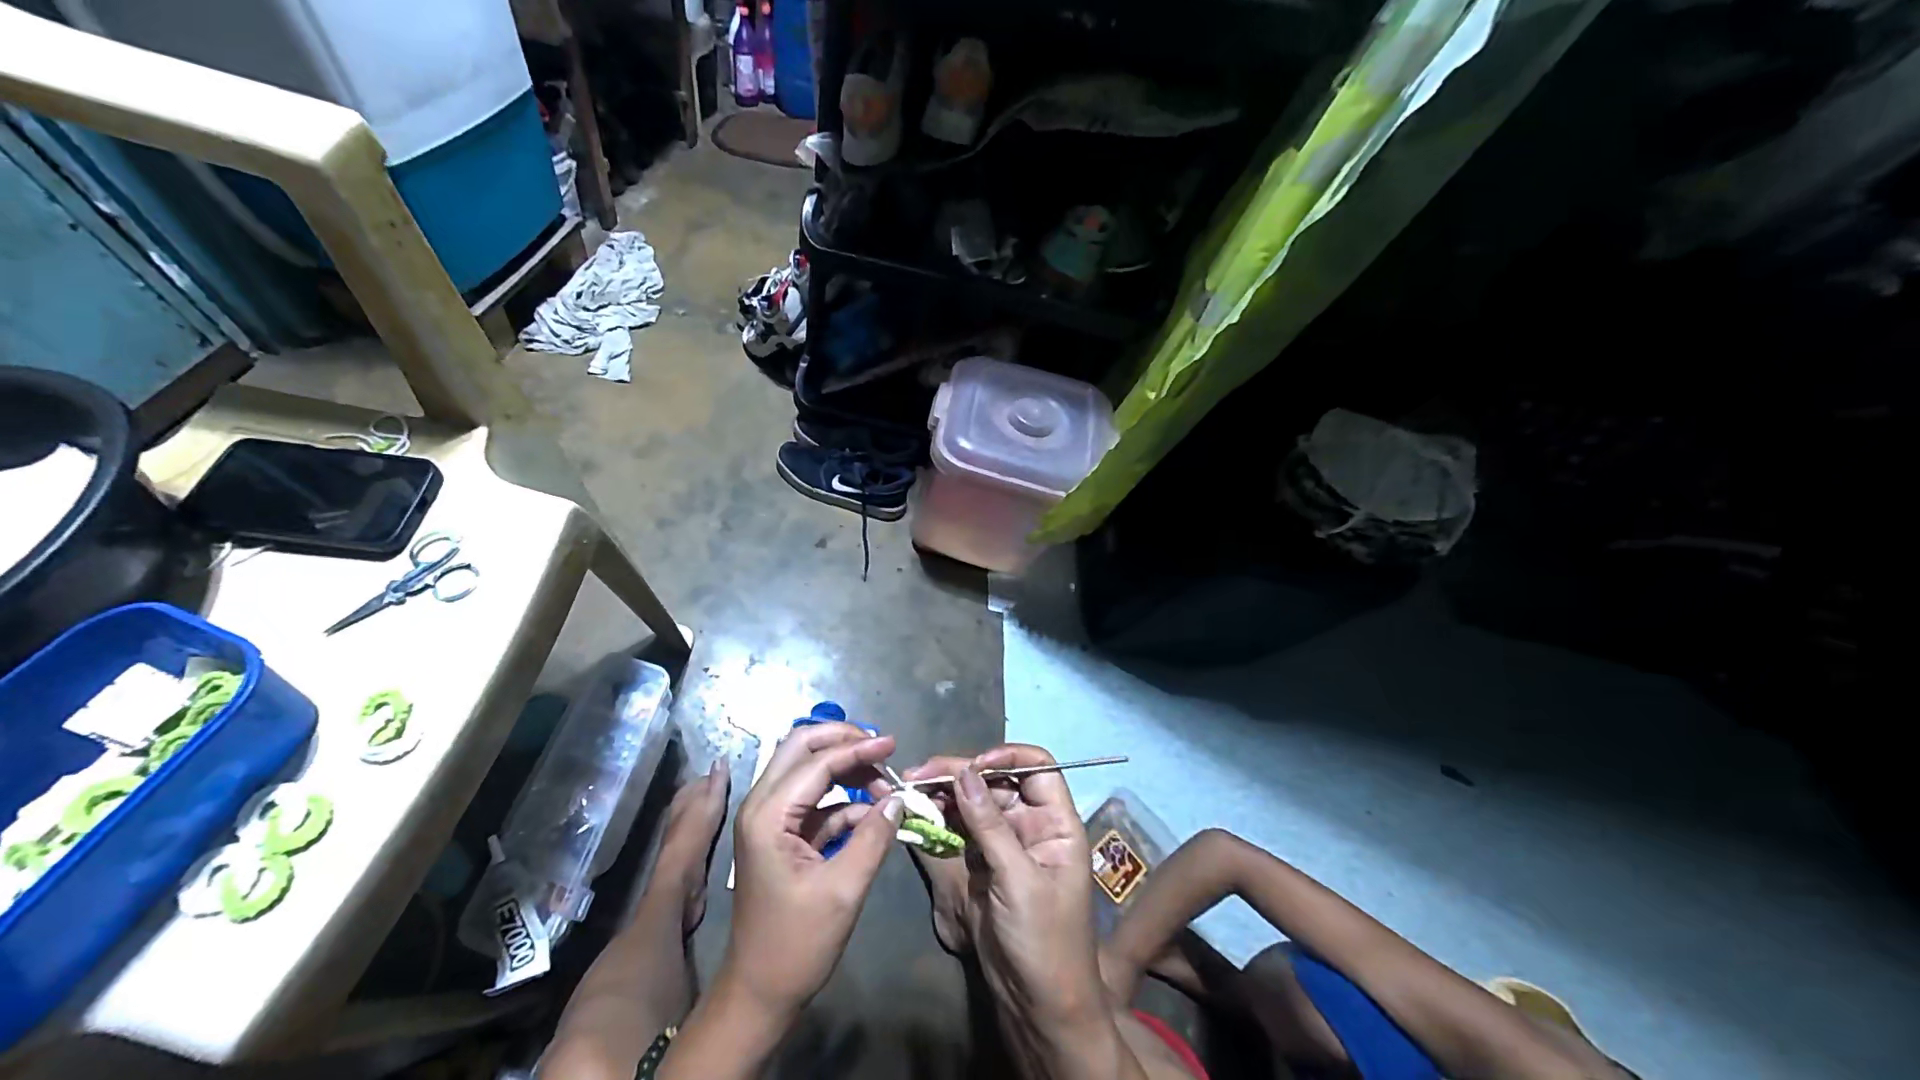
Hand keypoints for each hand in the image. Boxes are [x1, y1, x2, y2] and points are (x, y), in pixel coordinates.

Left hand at [717, 721, 901, 1018]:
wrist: (759, 992)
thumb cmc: (796, 944)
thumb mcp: (843, 890)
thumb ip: (873, 837)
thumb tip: (899, 799)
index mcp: (768, 815)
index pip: (816, 762)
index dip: (857, 748)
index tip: (894, 744)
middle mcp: (761, 806)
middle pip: (800, 747)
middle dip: (844, 741)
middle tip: (883, 749)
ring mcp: (768, 819)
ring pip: (807, 769)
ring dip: (846, 768)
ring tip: (885, 784)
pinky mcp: (781, 834)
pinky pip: (814, 800)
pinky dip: (843, 798)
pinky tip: (873, 812)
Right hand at [901, 746, 1105, 1027]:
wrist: (1038, 1004)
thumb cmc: (1044, 940)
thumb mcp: (1019, 880)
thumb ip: (990, 825)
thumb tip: (964, 773)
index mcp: (1057, 823)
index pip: (1038, 768)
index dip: (1007, 756)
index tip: (972, 764)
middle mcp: (1032, 825)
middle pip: (997, 782)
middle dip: (961, 773)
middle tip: (920, 773)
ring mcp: (1006, 844)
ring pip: (975, 803)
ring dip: (945, 793)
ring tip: (912, 787)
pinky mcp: (983, 863)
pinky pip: (962, 829)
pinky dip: (941, 818)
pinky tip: (919, 810)